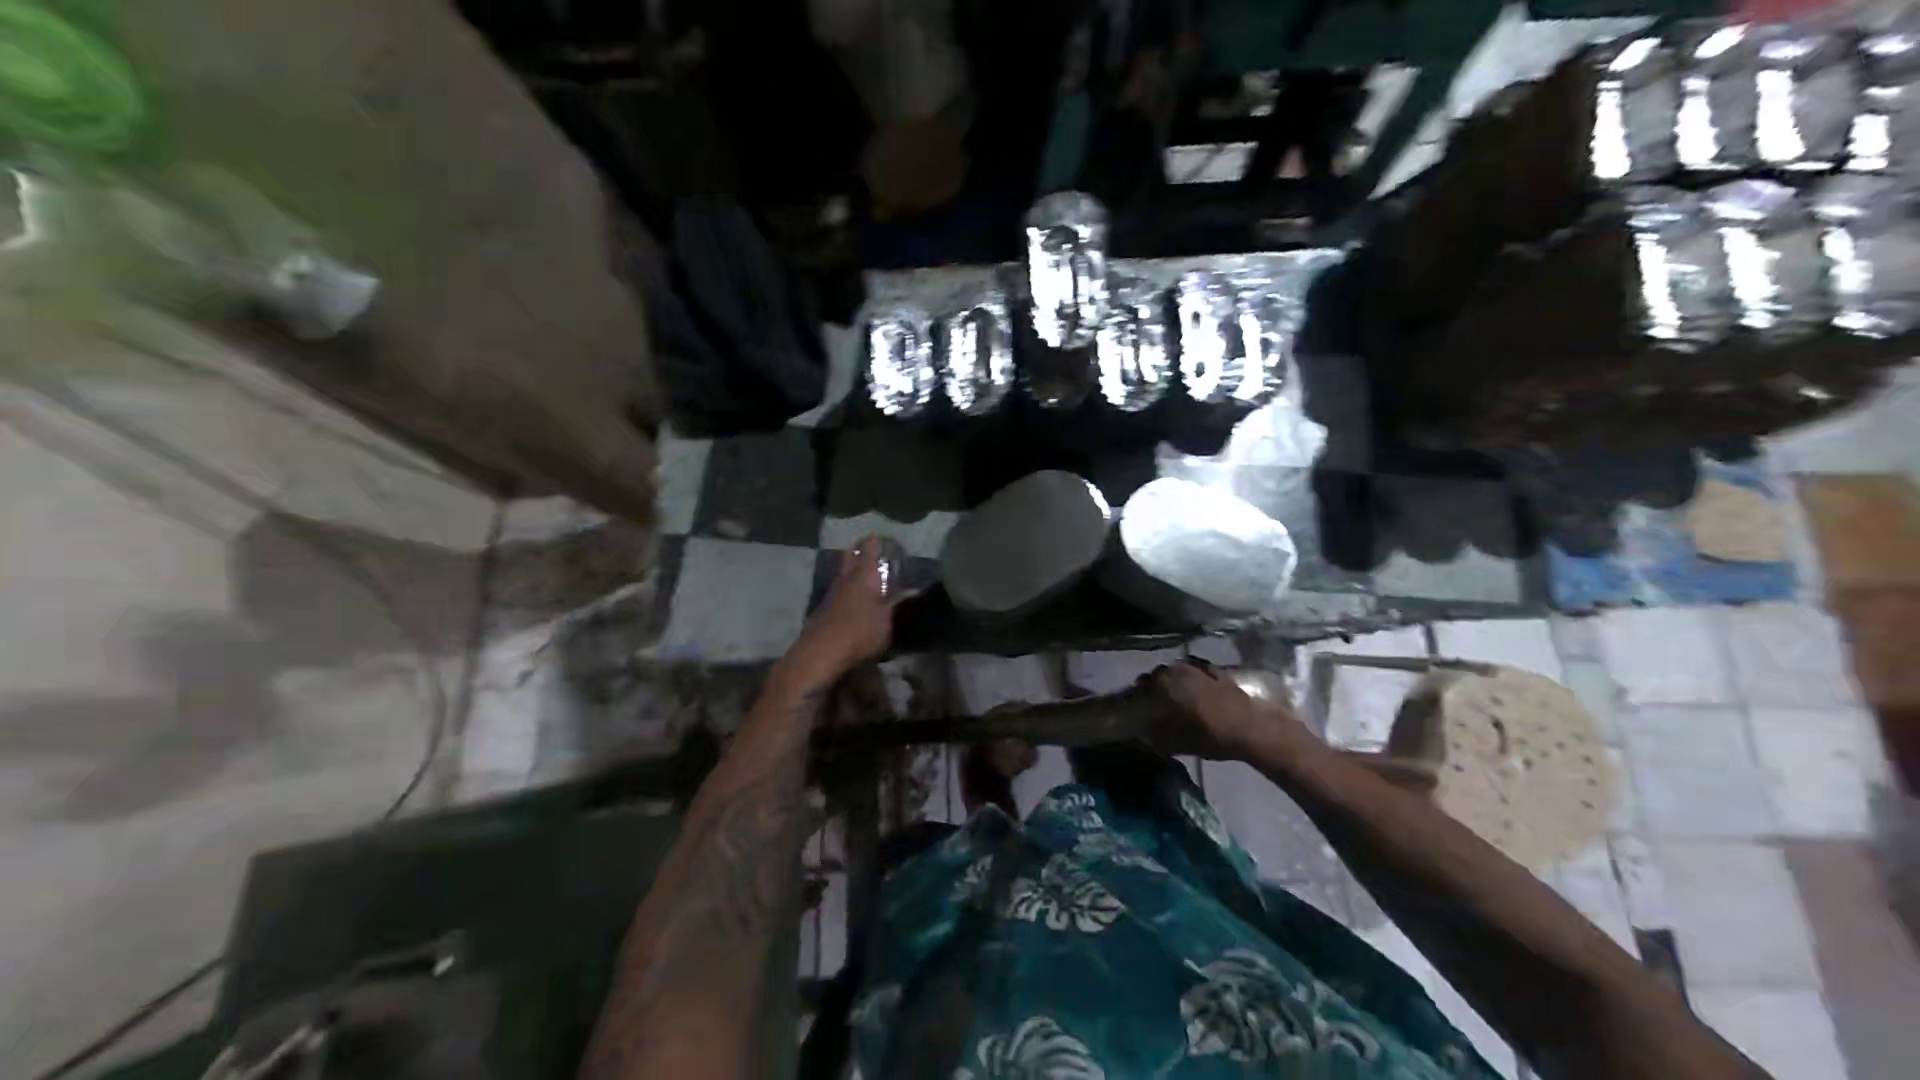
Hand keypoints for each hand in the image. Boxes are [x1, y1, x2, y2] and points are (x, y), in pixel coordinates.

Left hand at [780, 537, 899, 686]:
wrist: (821, 652)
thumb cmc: (860, 632)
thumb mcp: (888, 621)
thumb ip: (900, 604)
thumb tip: (916, 590)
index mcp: (864, 575)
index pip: (869, 548)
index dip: (876, 540)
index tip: (882, 536)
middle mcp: (846, 578)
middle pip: (849, 556)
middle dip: (859, 550)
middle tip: (870, 551)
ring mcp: (831, 593)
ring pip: (841, 573)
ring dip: (850, 570)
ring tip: (862, 575)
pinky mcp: (822, 608)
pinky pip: (836, 591)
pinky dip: (844, 589)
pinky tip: (850, 600)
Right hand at [1151, 662, 1314, 761]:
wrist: (1258, 731)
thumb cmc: (1213, 735)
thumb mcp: (1179, 742)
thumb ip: (1157, 736)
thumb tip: (1142, 735)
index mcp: (1168, 681)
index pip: (1143, 684)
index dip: (1138, 695)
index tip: (1137, 706)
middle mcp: (1182, 668)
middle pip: (1161, 675)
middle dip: (1156, 687)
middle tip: (1156, 705)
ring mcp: (1204, 668)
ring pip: (1181, 673)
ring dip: (1176, 683)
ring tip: (1177, 701)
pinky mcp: (1223, 674)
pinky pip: (1200, 674)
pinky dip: (1196, 683)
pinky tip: (1199, 697)